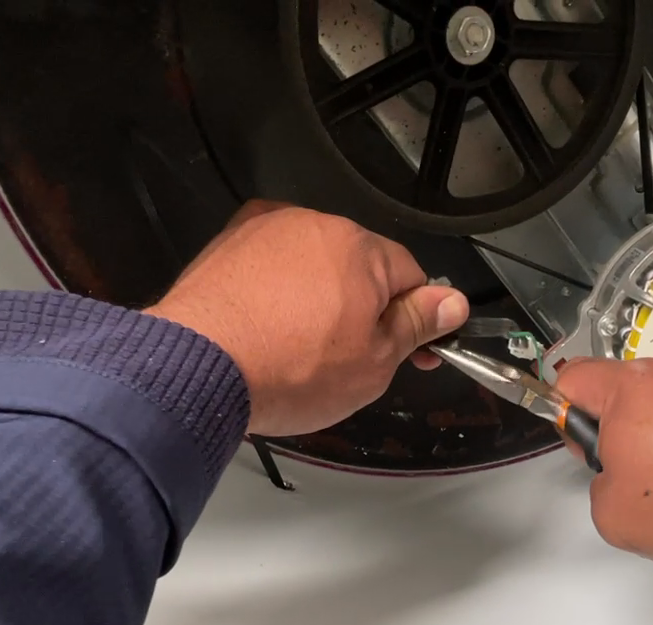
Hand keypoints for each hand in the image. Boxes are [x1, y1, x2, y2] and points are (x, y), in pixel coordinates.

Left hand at [146, 201, 467, 435]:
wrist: (200, 370)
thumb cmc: (292, 371)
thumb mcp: (374, 363)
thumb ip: (415, 326)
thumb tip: (452, 304)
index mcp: (361, 249)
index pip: (412, 277)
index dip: (418, 319)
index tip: (415, 353)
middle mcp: (314, 225)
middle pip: (361, 268)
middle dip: (365, 310)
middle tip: (352, 362)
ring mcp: (266, 230)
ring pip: (313, 266)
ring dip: (320, 300)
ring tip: (301, 352)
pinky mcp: (227, 245)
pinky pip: (271, 268)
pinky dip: (277, 294)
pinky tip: (269, 332)